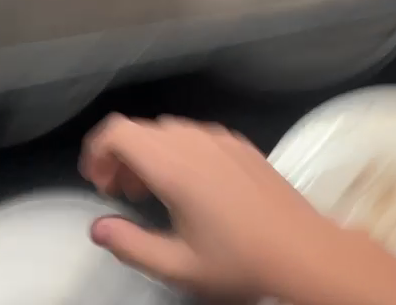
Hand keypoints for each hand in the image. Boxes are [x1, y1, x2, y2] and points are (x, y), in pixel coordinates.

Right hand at [79, 114, 344, 300]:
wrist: (301, 248)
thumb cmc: (238, 260)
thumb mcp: (177, 266)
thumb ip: (130, 244)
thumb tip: (98, 228)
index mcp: (173, 165)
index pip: (118, 130)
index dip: (96, 149)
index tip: (94, 180)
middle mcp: (193, 140)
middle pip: (140, 129)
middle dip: (119, 156)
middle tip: (118, 195)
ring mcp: (218, 137)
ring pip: (166, 130)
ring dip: (147, 153)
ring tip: (148, 193)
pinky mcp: (237, 142)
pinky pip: (193, 135)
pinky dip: (175, 150)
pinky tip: (186, 186)